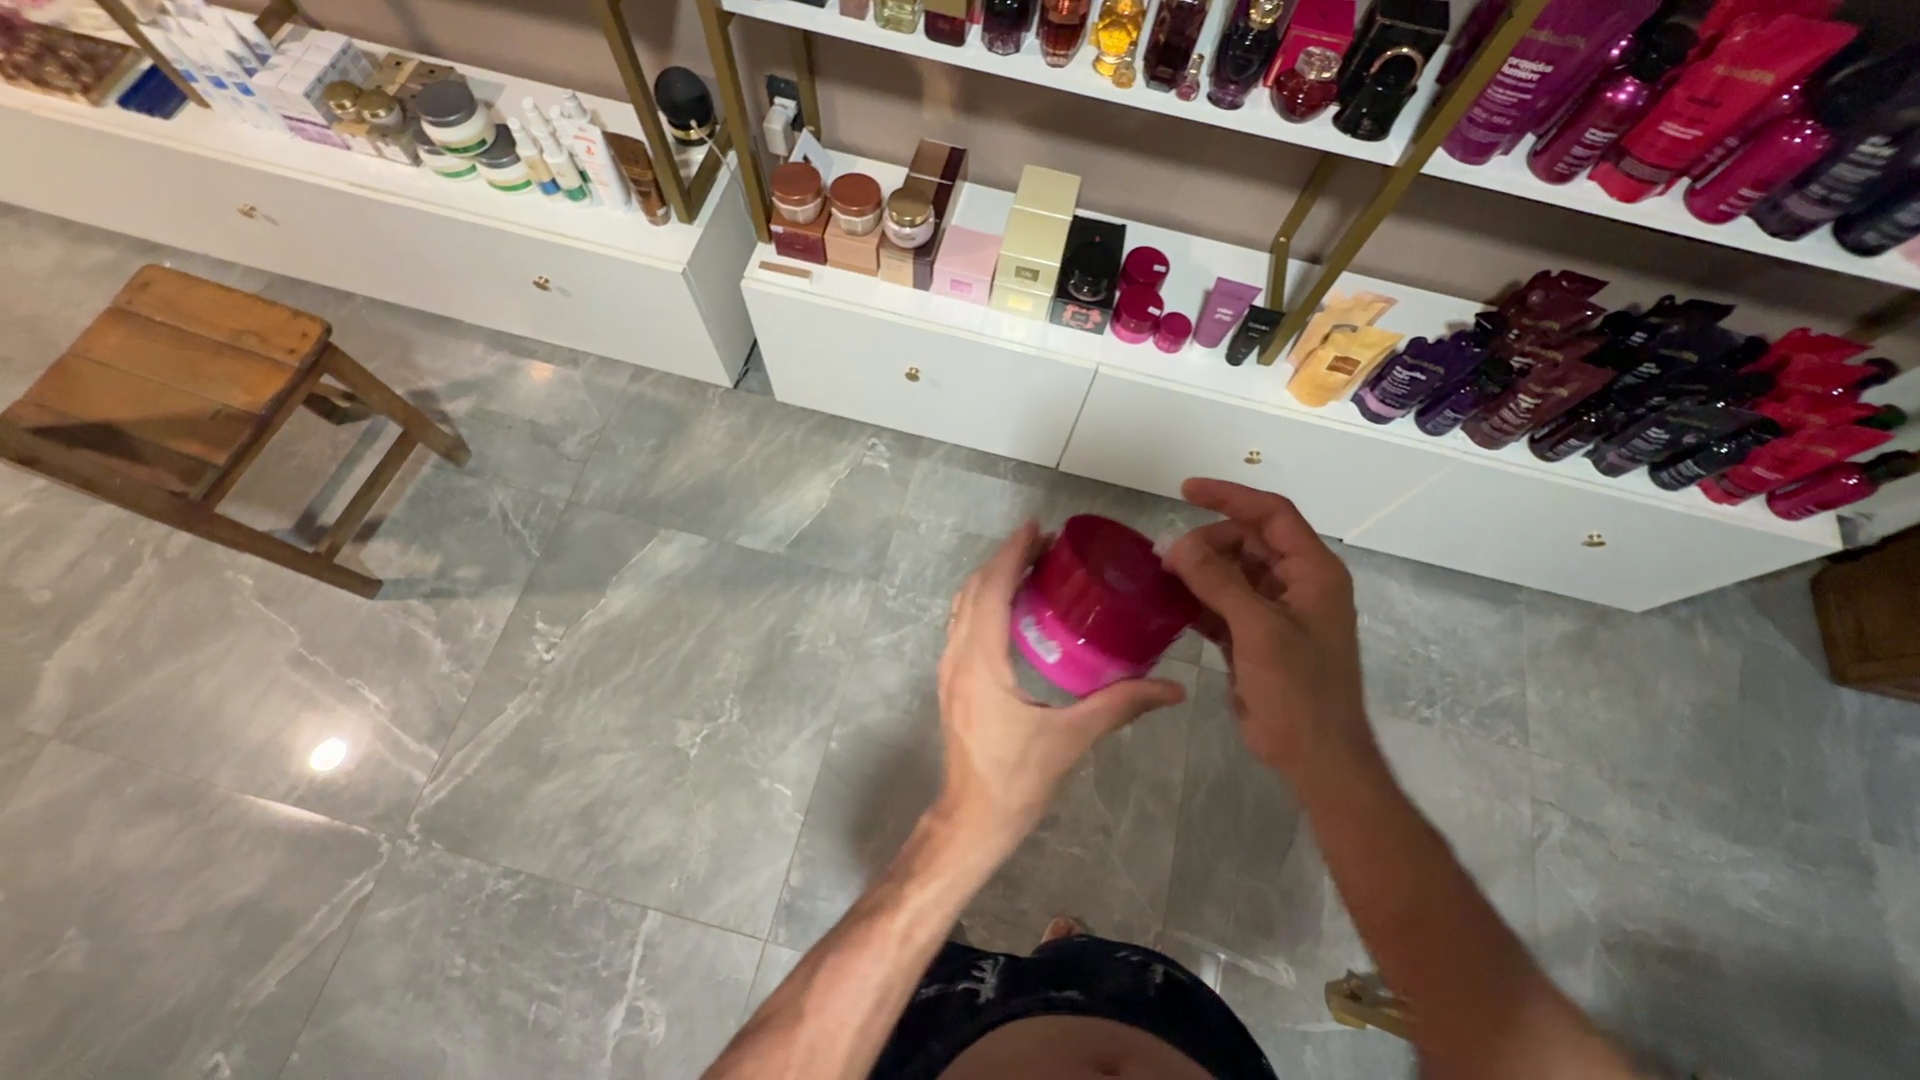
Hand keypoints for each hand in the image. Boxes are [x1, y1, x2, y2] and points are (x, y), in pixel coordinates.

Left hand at [933, 521, 1186, 851]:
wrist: (971, 820)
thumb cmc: (1017, 780)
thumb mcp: (1072, 739)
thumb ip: (1120, 706)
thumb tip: (1172, 689)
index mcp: (981, 664)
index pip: (990, 591)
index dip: (1011, 555)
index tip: (1038, 529)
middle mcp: (956, 659)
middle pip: (972, 591)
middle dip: (1004, 561)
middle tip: (1045, 545)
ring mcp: (948, 672)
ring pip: (962, 608)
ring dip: (990, 580)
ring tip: (1030, 568)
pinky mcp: (951, 685)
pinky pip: (961, 627)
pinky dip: (983, 604)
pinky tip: (1013, 611)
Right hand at [1164, 479, 1372, 777]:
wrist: (1314, 754)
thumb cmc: (1298, 689)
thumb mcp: (1259, 629)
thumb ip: (1218, 581)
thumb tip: (1176, 544)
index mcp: (1313, 572)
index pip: (1272, 514)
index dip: (1230, 497)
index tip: (1186, 490)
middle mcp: (1297, 585)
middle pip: (1248, 542)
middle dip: (1207, 542)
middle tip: (1167, 558)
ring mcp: (1276, 613)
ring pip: (1232, 574)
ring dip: (1199, 571)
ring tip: (1161, 576)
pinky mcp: (1256, 639)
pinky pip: (1223, 605)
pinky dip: (1198, 601)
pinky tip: (1169, 604)